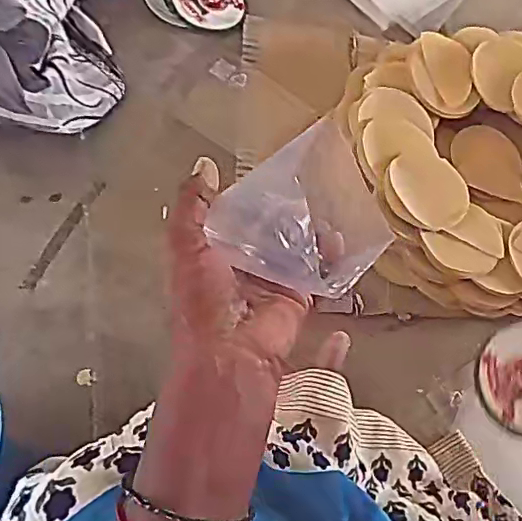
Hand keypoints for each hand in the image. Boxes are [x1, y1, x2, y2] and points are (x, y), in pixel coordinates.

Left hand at [167, 157, 313, 389]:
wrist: (231, 353)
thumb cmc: (202, 302)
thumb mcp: (186, 246)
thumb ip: (192, 208)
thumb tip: (203, 167)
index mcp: (211, 256)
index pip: (232, 220)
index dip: (247, 200)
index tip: (268, 177)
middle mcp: (242, 270)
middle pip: (267, 236)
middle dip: (285, 216)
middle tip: (303, 191)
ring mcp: (270, 285)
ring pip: (293, 253)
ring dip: (308, 235)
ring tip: (323, 212)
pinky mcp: (296, 301)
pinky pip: (314, 276)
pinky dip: (327, 262)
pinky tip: (336, 243)